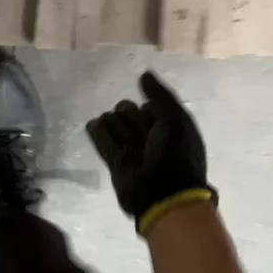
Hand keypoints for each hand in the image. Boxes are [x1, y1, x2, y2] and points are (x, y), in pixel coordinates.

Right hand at [85, 71, 215, 232]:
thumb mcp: (176, 120)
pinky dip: (97, 131)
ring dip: (113, 124)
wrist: (164, 197)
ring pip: (113, 122)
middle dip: (128, 115)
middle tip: (136, 130)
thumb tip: (143, 74)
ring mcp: (130, 149)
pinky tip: (95, 126)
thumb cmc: (175, 157)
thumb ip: (160, 95)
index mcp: (168, 128)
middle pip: (128, 111)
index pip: (149, 105)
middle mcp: (148, 136)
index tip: (153, 116)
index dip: (150, 108)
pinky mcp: (114, 161)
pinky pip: (101, 139)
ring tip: (121, 136)